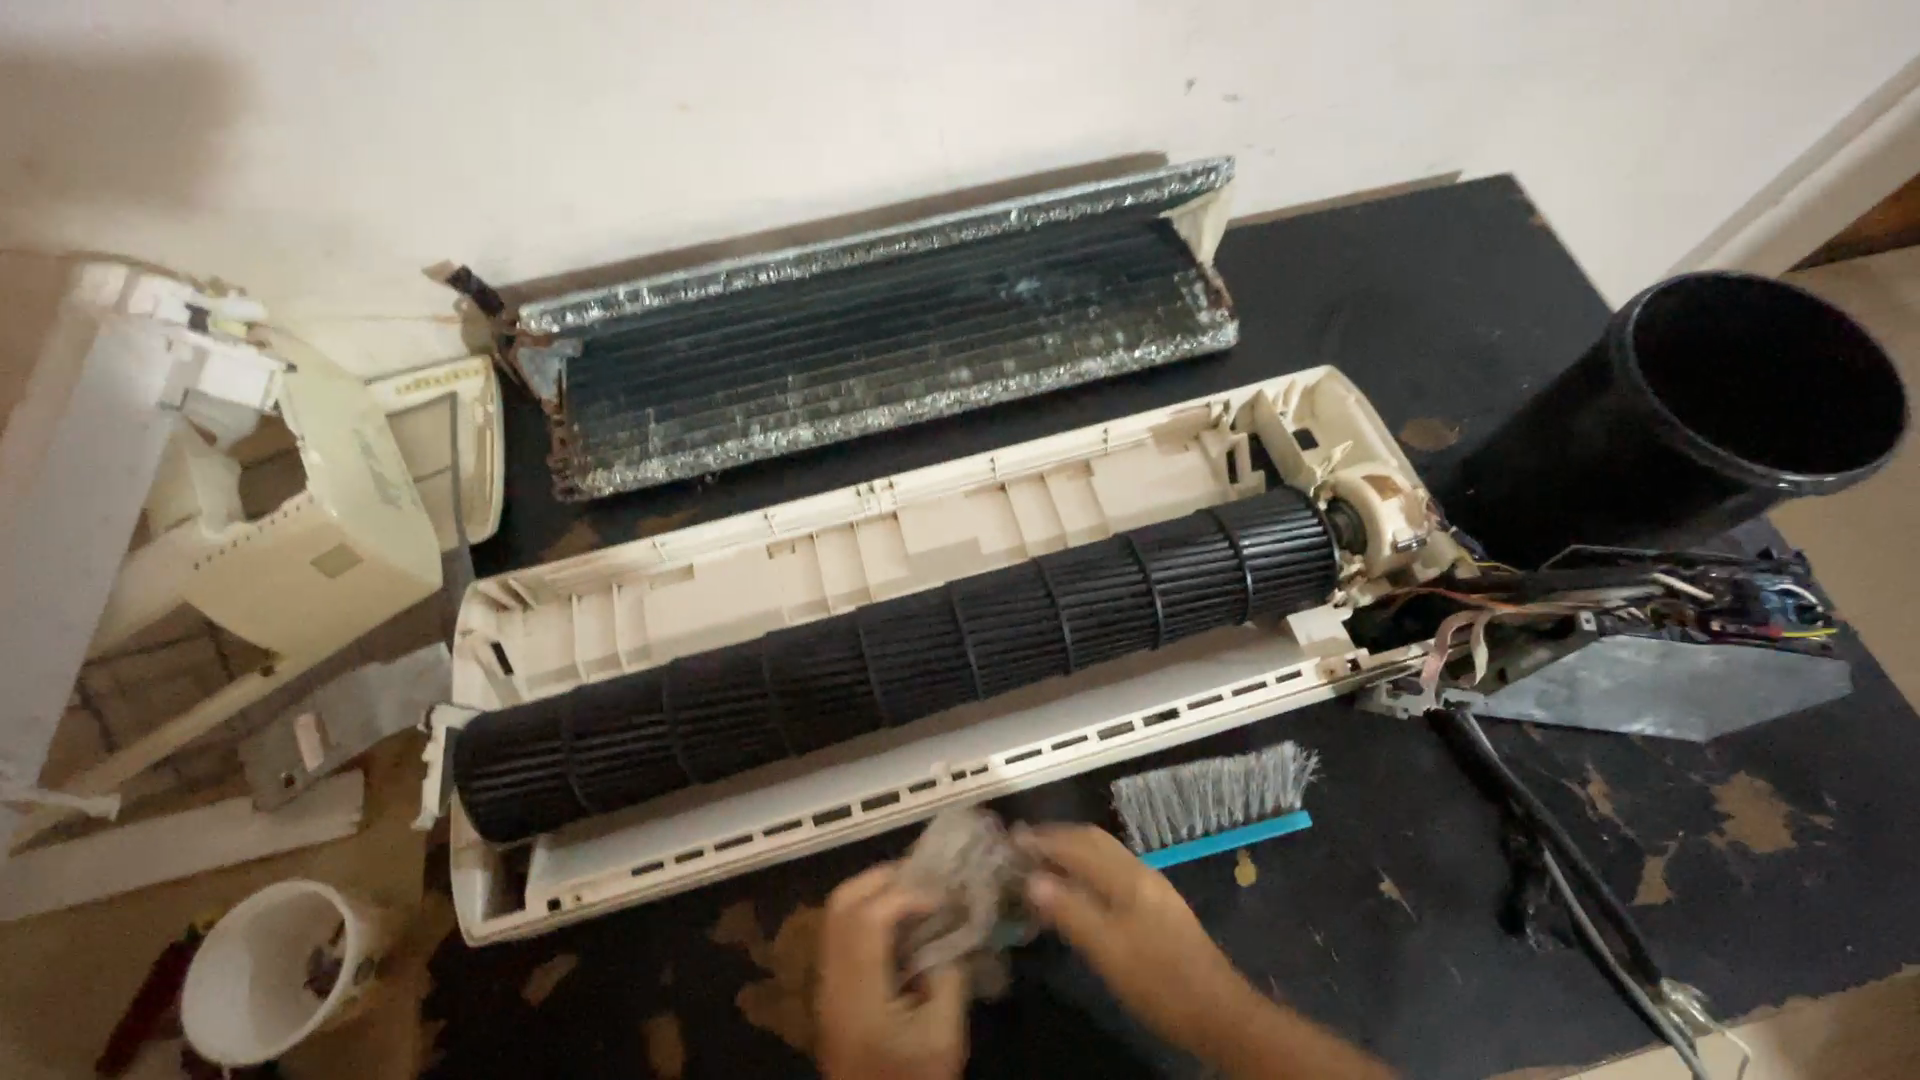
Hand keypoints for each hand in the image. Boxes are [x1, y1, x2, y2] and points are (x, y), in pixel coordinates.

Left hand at [816, 865, 968, 1079]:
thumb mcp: (945, 1036)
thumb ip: (948, 976)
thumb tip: (950, 933)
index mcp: (859, 993)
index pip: (868, 919)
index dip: (905, 895)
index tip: (942, 898)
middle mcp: (833, 980)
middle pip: (842, 904)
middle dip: (883, 879)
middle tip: (924, 877)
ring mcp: (827, 984)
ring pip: (837, 914)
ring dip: (874, 892)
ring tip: (915, 891)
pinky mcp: (832, 990)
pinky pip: (842, 932)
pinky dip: (869, 911)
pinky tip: (902, 920)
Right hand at [1018, 824, 1263, 1054]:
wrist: (1218, 1012)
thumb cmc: (1159, 981)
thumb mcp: (1107, 950)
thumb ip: (1070, 911)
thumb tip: (1031, 879)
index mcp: (1127, 877)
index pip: (1077, 843)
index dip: (1042, 840)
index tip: (1010, 841)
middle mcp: (1140, 873)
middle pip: (1093, 840)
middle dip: (1057, 838)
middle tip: (1022, 848)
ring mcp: (1151, 889)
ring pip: (1104, 855)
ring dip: (1071, 853)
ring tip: (1041, 866)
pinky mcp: (1156, 908)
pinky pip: (1112, 873)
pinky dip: (1086, 870)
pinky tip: (1074, 891)